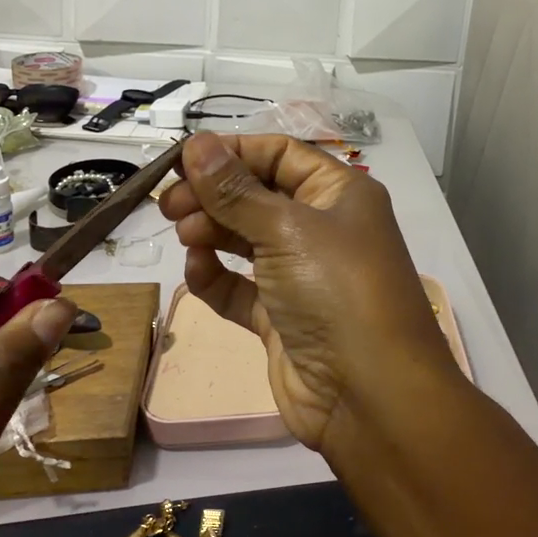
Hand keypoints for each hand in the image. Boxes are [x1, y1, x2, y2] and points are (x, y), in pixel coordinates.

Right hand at [159, 133, 457, 450]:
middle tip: (167, 204)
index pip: (281, 155)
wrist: (370, 393)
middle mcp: (324, 228)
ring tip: (182, 233)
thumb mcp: (287, 229)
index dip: (233, 152)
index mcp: (339, 193)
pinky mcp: (283, 318)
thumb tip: (197, 143)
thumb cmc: (337, 290)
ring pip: (248, 240)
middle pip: (259, 195)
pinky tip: (196, 270)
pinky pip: (242, 288)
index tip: (181, 159)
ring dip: (212, 231)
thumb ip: (235, 190)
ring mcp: (303, 275)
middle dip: (214, 194)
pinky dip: (217, 278)